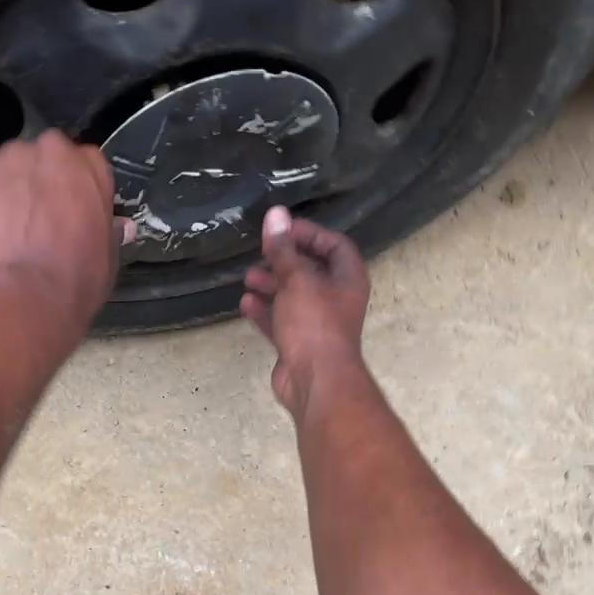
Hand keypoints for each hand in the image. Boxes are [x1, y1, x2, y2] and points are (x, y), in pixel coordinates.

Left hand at [0, 130, 133, 322]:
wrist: (29, 295)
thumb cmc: (79, 281)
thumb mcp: (107, 256)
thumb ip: (108, 229)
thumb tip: (118, 224)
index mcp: (90, 165)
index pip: (83, 162)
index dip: (72, 189)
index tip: (66, 211)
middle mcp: (51, 149)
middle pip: (42, 157)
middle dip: (37, 181)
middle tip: (33, 220)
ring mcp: (9, 157)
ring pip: (6, 167)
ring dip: (5, 189)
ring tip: (4, 228)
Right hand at [241, 206, 370, 415]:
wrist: (315, 381)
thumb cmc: (314, 324)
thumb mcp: (297, 279)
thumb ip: (283, 249)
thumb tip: (275, 214)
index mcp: (347, 278)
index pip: (334, 245)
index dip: (310, 233)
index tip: (282, 230)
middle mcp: (336, 298)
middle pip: (310, 270)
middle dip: (284, 261)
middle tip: (261, 253)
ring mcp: (317, 323)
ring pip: (292, 296)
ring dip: (271, 285)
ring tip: (248, 278)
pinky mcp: (298, 343)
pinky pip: (280, 321)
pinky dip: (264, 311)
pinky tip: (246, 304)